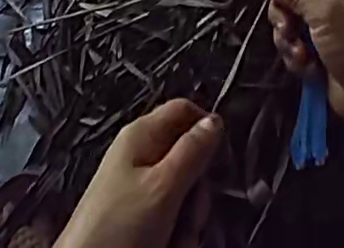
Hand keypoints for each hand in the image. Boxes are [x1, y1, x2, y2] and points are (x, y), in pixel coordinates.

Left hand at [55, 99, 222, 247]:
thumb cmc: (121, 228)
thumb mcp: (164, 187)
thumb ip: (193, 151)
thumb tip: (216, 119)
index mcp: (142, 134)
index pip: (185, 110)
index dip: (207, 129)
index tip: (222, 161)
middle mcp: (140, 155)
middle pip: (188, 156)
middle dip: (197, 190)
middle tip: (191, 215)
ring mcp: (138, 188)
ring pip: (183, 192)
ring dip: (188, 219)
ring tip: (175, 240)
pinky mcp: (136, 218)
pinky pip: (169, 217)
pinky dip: (174, 235)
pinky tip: (169, 246)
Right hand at [260, 0, 343, 121]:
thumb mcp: (325, 13)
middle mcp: (325, 4)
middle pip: (287, 0)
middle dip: (283, 18)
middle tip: (290, 30)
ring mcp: (318, 31)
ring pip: (286, 27)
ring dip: (290, 43)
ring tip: (304, 56)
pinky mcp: (313, 55)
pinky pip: (291, 50)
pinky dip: (297, 60)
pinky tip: (310, 69)